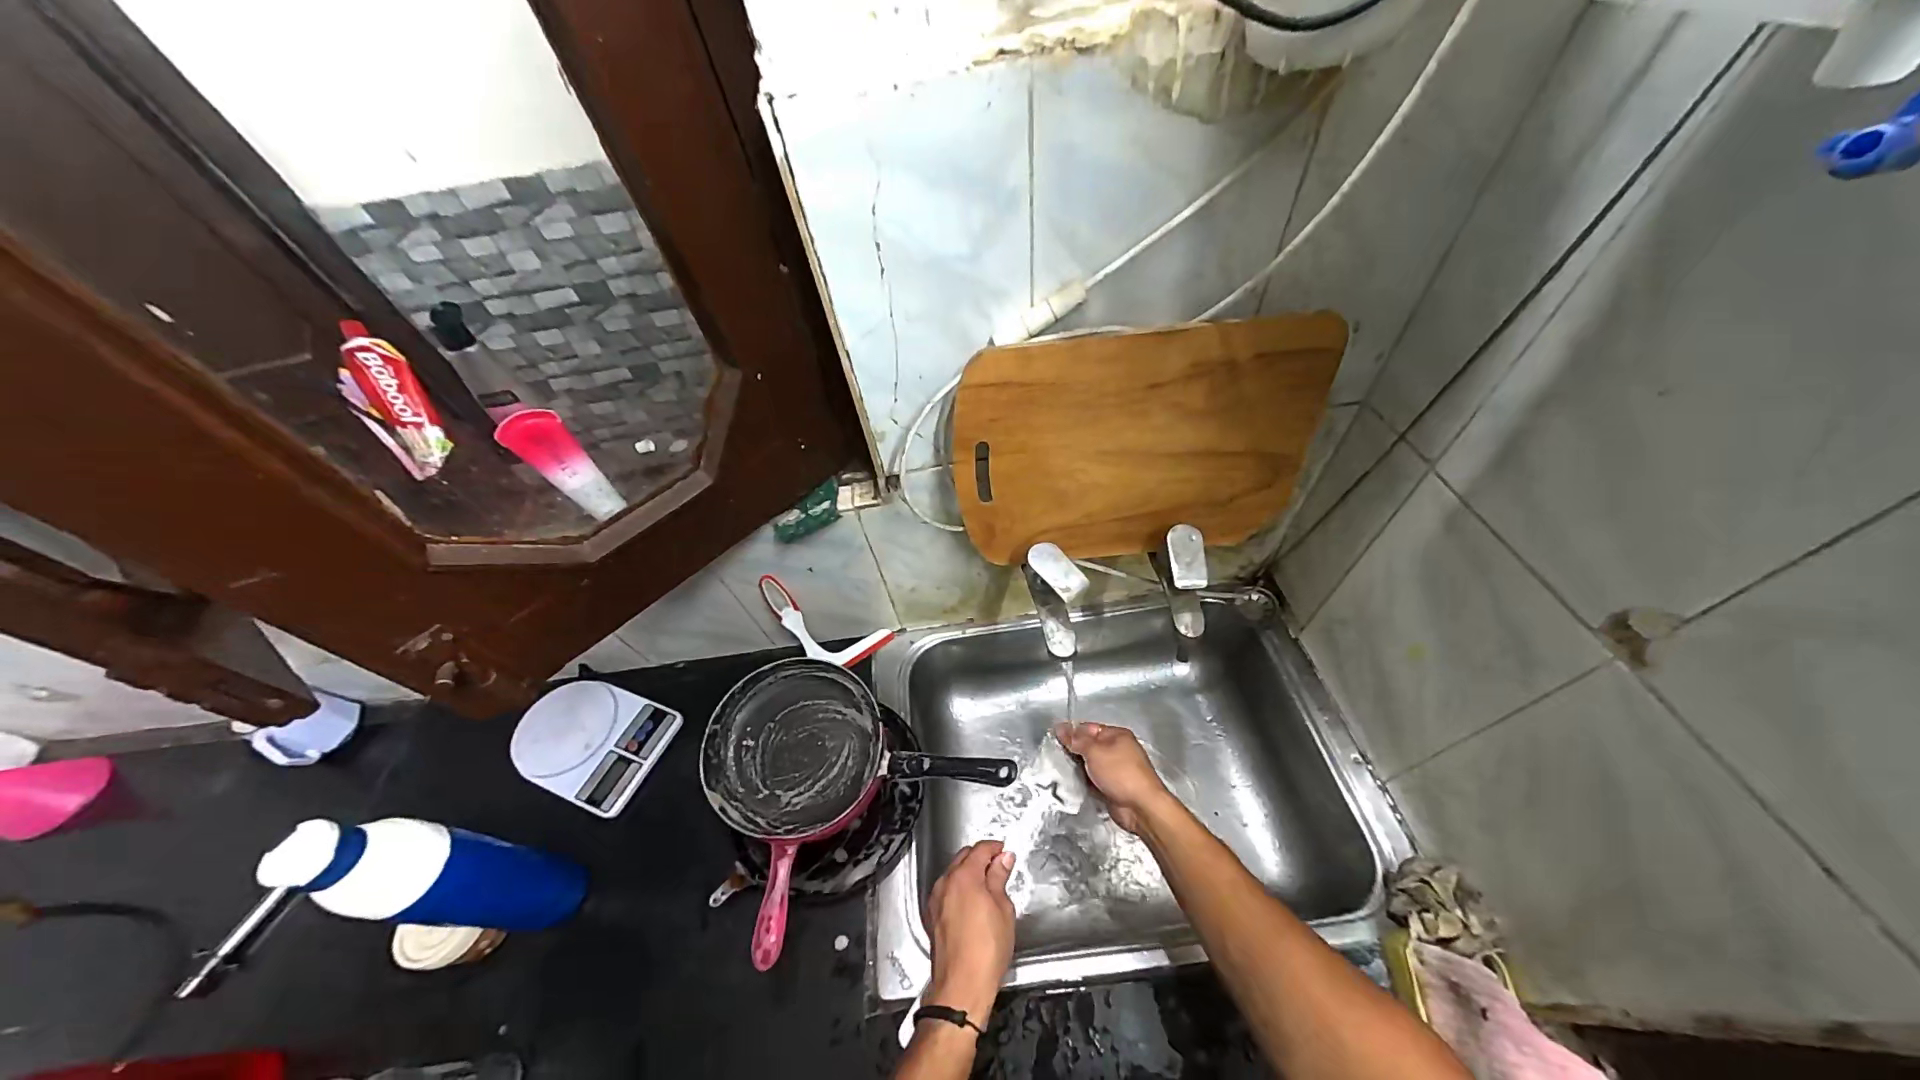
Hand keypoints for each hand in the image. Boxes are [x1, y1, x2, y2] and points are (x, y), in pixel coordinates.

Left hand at [923, 840, 1015, 1025]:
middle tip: (999, 866)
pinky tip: (972, 902)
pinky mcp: (932, 916)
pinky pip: (946, 891)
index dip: (994, 848)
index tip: (1004, 851)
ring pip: (952, 874)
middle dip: (980, 858)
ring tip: (988, 886)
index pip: (979, 850)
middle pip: (963, 858)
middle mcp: (945, 883)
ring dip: (968, 873)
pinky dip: (959, 889)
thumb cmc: (986, 949)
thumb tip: (1003, 859)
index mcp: (964, 876)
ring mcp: (935, 900)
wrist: (961, 985)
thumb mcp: (1003, 909)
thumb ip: (1000, 878)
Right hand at [1053, 721, 1171, 833]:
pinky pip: (1093, 780)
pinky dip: (1083, 782)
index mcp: (1116, 735)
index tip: (1054, 740)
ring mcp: (1115, 770)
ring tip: (1059, 772)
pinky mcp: (1112, 787)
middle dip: (1073, 752)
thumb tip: (1060, 727)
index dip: (1071, 733)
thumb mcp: (1095, 751)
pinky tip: (1071, 785)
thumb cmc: (1120, 773)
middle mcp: (1117, 750)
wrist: (1141, 807)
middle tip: (1055, 757)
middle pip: (1088, 746)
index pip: (1088, 728)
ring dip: (1077, 769)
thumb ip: (1076, 740)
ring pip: (1089, 765)